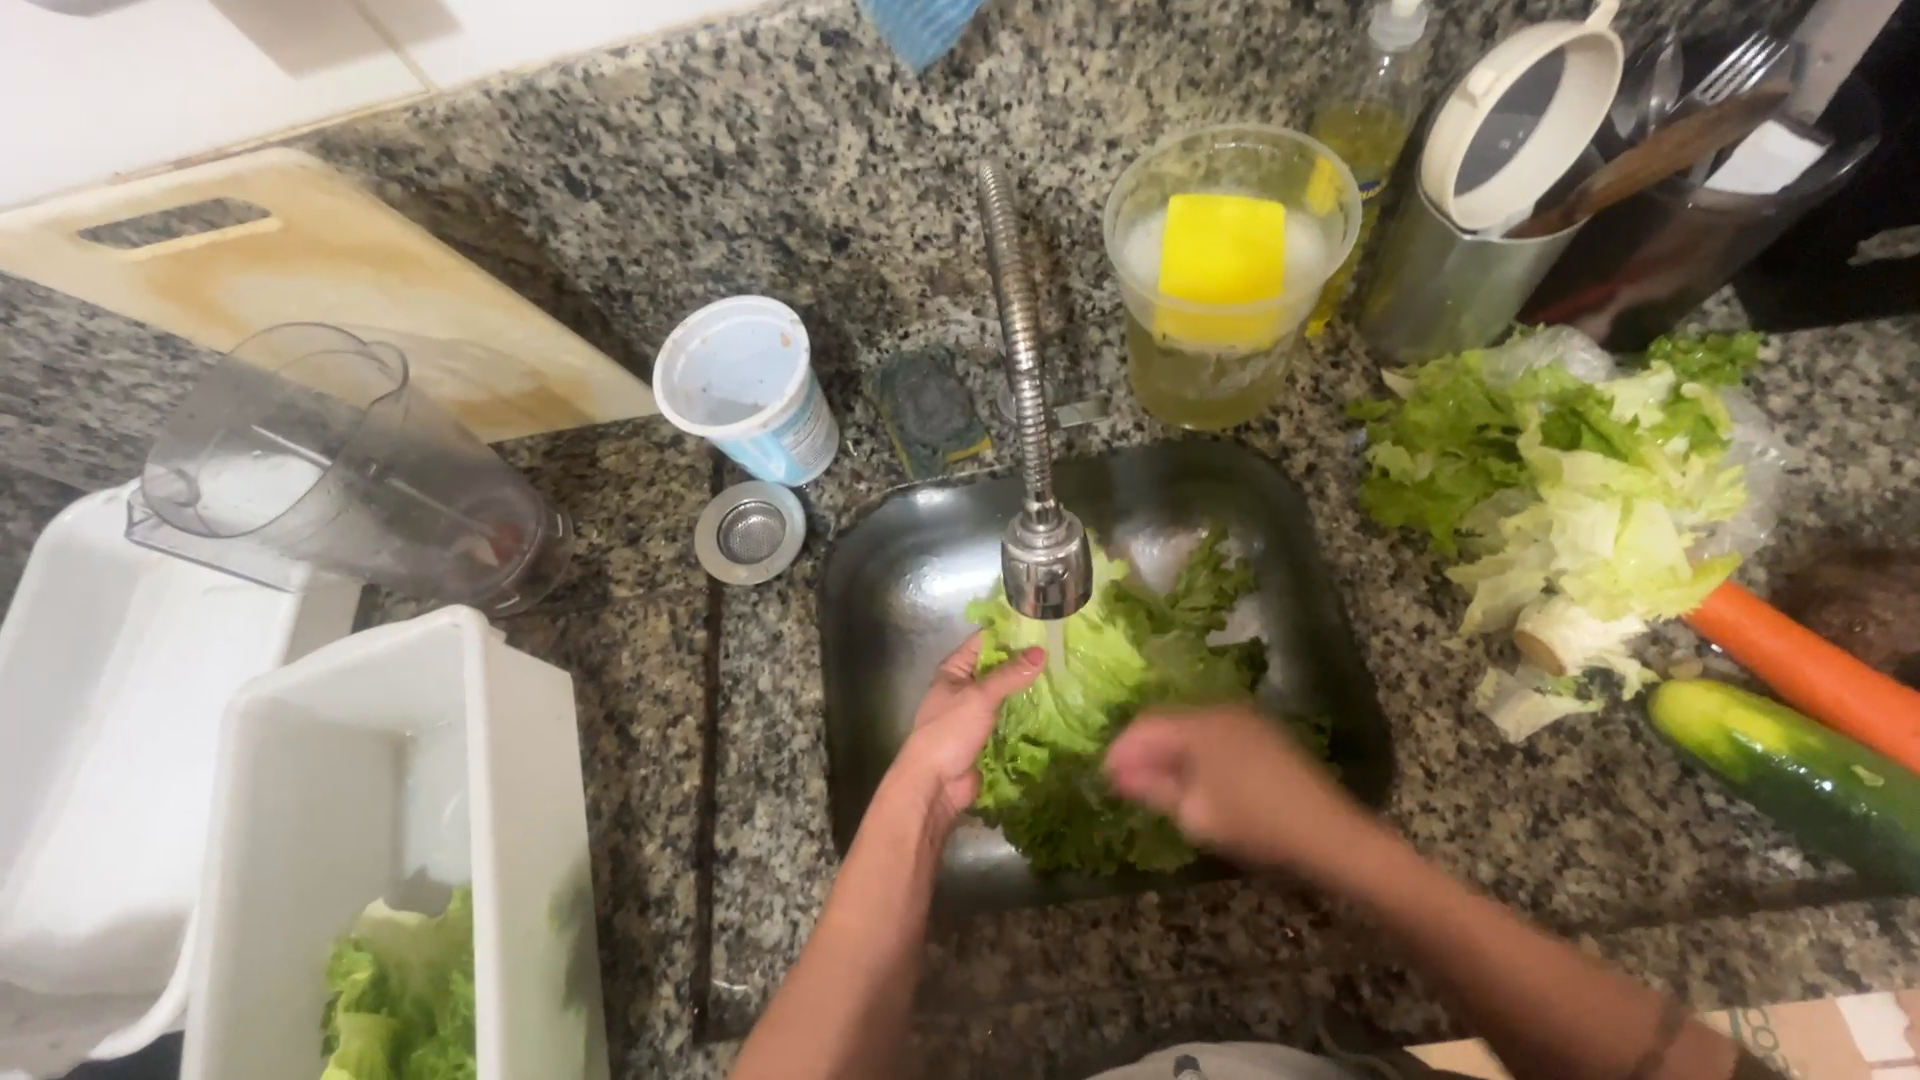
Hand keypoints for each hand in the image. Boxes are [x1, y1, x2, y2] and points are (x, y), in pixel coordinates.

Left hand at [889, 632, 1044, 830]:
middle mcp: (964, 686)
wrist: (935, 783)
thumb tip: (1040, 652)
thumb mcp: (980, 696)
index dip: (1010, 633)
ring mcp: (974, 712)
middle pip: (997, 667)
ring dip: (1026, 688)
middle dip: (1023, 661)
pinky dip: (1024, 712)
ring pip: (1004, 693)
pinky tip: (1050, 707)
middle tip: (1059, 652)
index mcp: (954, 669)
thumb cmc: (950, 731)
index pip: (984, 641)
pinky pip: (1008, 717)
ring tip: (1061, 676)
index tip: (1041, 626)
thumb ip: (1009, 675)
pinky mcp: (985, 735)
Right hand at [1104, 705, 1370, 870]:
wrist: (1329, 834)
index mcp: (1199, 725)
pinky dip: (1194, 752)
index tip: (1104, 776)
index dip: (1120, 751)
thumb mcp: (1194, 813)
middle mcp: (1220, 711)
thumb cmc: (1254, 824)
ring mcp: (1245, 720)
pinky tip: (1192, 779)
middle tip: (1125, 781)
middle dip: (1143, 749)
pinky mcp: (1263, 735)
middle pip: (1167, 722)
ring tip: (1155, 783)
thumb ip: (1153, 789)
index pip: (1144, 727)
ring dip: (1168, 750)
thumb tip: (1118, 776)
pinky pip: (1214, 734)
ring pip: (1190, 727)